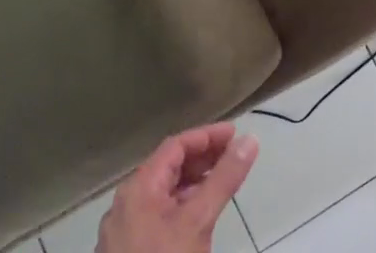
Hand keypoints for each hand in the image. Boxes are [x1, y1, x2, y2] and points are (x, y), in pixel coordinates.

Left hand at [96, 124, 258, 252]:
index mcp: (138, 190)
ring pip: (163, 189)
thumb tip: (250, 140)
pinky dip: (183, 200)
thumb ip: (224, 178)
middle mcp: (126, 203)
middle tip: (235, 154)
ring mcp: (124, 227)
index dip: (207, 135)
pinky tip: (201, 209)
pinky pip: (158, 210)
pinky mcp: (129, 247)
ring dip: (194, 178)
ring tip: (223, 179)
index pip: (175, 146)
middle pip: (167, 165)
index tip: (237, 135)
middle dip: (203, 156)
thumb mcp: (200, 219)